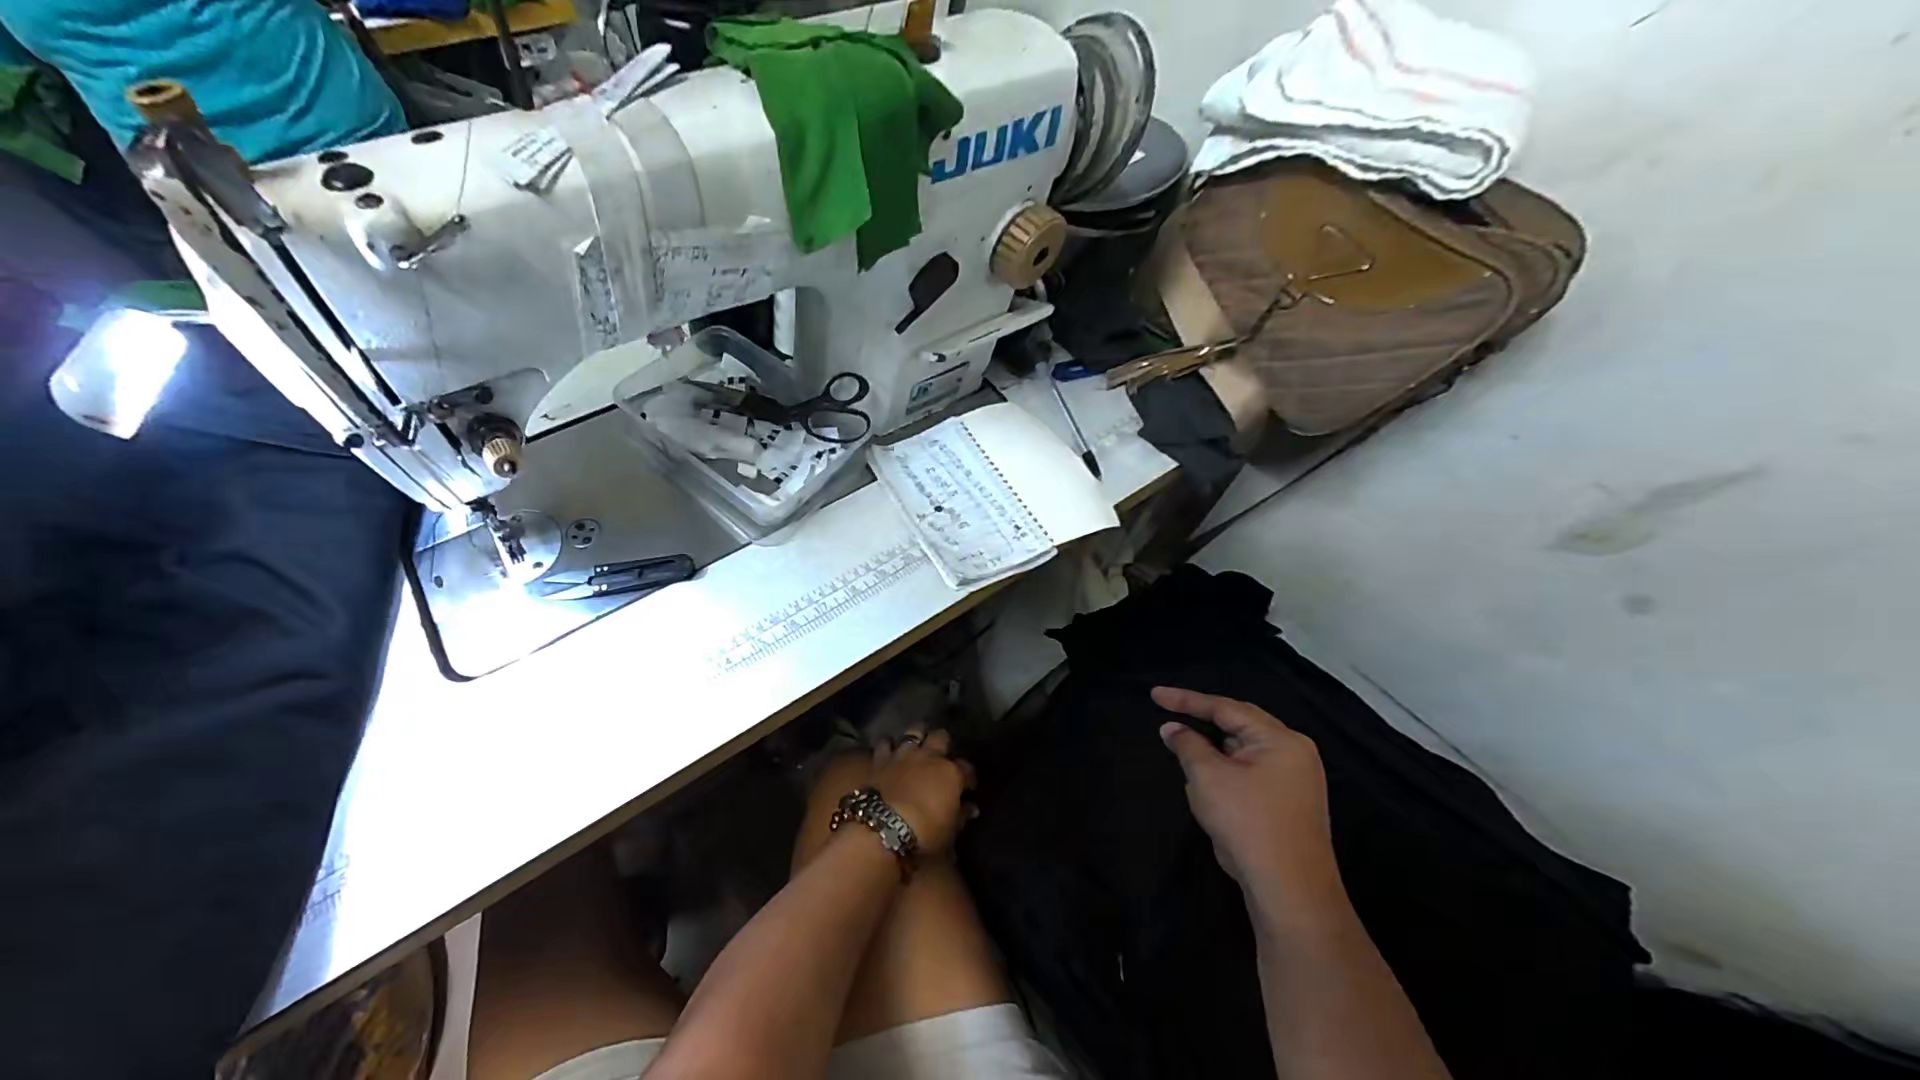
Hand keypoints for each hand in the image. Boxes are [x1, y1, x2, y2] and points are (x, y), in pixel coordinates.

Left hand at [868, 729, 975, 857]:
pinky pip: (884, 742)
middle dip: (943, 742)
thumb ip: (961, 816)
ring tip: (916, 743)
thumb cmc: (924, 833)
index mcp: (951, 773)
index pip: (967, 769)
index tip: (968, 788)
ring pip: (913, 730)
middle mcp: (929, 756)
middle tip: (941, 754)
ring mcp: (904, 754)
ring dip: (916, 735)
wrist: (882, 828)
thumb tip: (970, 808)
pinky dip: (888, 744)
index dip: (970, 778)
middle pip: (940, 736)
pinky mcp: (880, 759)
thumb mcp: (950, 832)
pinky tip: (889, 750)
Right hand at [1154, 687, 1344, 917]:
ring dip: (1214, 758)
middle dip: (1203, 727)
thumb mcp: (1208, 777)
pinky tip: (1211, 795)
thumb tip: (1172, 728)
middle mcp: (1295, 754)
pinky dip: (1227, 778)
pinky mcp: (1290, 807)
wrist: (1290, 891)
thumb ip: (1187, 745)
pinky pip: (1251, 777)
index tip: (1155, 695)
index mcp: (1281, 740)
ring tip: (1190, 770)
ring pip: (1243, 755)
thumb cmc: (1247, 823)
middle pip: (1239, 727)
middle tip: (1170, 718)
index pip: (1226, 708)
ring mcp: (1296, 782)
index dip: (1186, 700)